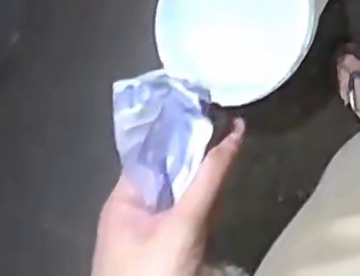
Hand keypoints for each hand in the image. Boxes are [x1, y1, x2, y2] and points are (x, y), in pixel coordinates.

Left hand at [92, 119, 244, 275]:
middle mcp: (131, 211)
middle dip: (199, 155)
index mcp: (123, 198)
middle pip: (170, 169)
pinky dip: (203, 207)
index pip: (155, 148)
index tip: (213, 106)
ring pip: (180, 193)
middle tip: (231, 130)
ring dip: (203, 181)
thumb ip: (210, 176)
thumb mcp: (184, 224)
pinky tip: (220, 198)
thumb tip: (235, 128)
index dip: (183, 127)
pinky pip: (185, 217)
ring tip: (231, 152)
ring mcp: (146, 235)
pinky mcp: (162, 253)